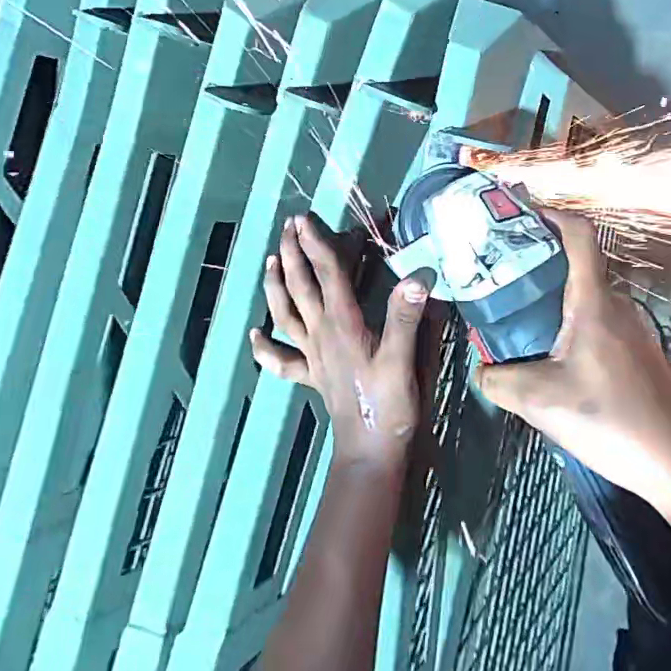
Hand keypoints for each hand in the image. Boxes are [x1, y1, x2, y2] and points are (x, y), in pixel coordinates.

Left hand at [252, 213, 432, 468]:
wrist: (371, 451)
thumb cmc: (390, 403)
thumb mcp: (403, 359)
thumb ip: (405, 317)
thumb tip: (416, 277)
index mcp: (343, 324)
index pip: (327, 274)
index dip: (317, 244)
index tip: (305, 219)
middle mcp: (321, 334)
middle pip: (300, 287)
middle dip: (292, 254)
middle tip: (288, 227)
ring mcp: (313, 355)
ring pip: (285, 314)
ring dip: (275, 286)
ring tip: (268, 261)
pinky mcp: (313, 376)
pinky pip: (281, 360)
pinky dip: (264, 347)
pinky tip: (254, 335)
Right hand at [471, 209, 670, 506]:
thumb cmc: (610, 418)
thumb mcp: (540, 401)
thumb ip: (499, 380)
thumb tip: (481, 368)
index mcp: (594, 300)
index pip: (579, 234)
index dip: (549, 213)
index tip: (516, 212)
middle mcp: (615, 304)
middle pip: (576, 261)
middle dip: (538, 255)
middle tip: (498, 266)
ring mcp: (629, 327)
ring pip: (584, 294)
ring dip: (551, 292)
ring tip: (513, 308)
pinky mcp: (634, 351)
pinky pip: (594, 318)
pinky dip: (566, 318)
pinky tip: (546, 350)